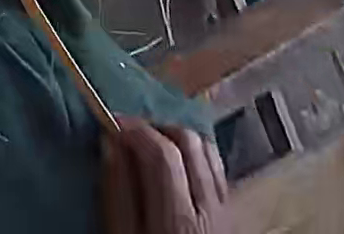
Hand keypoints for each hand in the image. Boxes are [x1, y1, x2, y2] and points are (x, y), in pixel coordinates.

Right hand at [102, 117, 229, 233]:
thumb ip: (118, 194)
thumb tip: (110, 139)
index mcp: (179, 220)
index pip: (162, 154)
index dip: (136, 129)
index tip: (113, 122)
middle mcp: (211, 209)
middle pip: (189, 143)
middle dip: (157, 127)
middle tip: (132, 132)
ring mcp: (227, 212)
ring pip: (208, 150)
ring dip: (178, 138)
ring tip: (153, 145)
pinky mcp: (232, 216)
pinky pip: (217, 170)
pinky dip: (195, 156)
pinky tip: (177, 165)